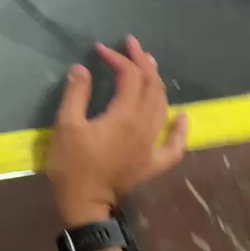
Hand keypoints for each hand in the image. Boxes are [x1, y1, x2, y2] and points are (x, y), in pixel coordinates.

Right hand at [46, 36, 189, 225]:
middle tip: (130, 44)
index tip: (99, 50)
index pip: (129, 77)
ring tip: (149, 65)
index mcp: (124, 117)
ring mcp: (152, 147)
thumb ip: (77, 94)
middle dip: (142, 62)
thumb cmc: (72, 165)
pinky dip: (182, 129)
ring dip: (157, 83)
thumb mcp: (66, 125)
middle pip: (151, 88)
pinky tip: (183, 116)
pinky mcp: (152, 163)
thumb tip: (82, 69)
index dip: (117, 58)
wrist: (85, 206)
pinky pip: (175, 146)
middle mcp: (144, 128)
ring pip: (162, 108)